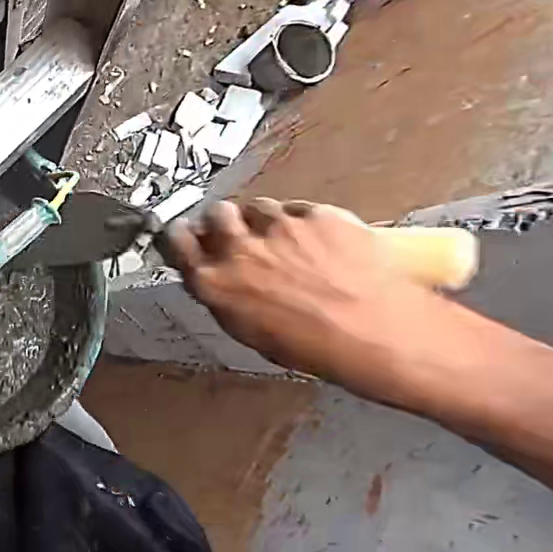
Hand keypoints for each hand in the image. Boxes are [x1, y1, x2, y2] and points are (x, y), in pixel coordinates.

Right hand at [159, 198, 473, 398]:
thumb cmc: (315, 345)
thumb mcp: (247, 329)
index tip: (189, 236)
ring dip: (263, 219)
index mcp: (213, 281)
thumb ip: (223, 295)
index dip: (181, 235)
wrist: (377, 334)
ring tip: (283, 241)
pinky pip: (298, 209)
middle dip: (223, 221)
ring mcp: (277, 228)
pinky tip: (318, 242)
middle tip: (239, 235)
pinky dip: (303, 221)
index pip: (174, 241)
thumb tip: (218, 281)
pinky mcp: (316, 215)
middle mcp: (238, 249)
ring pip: (256, 206)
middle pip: (215, 214)